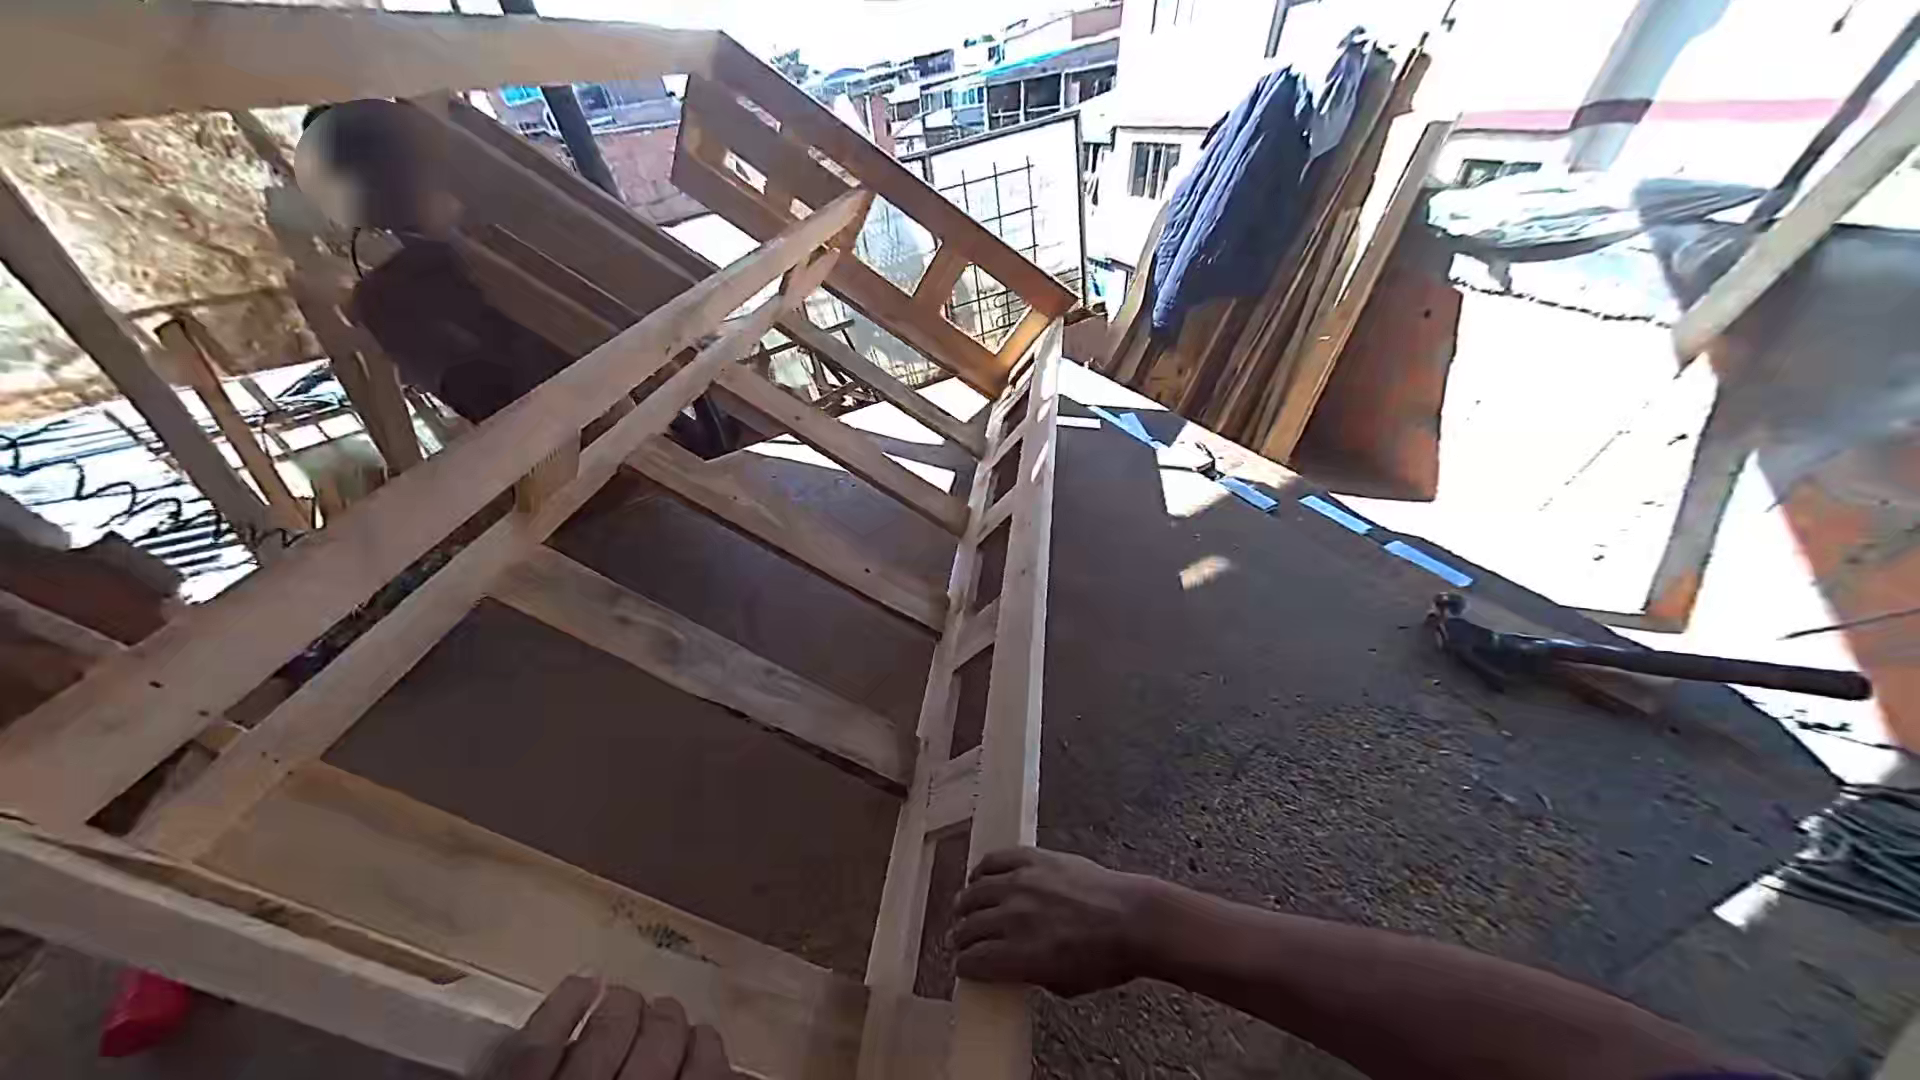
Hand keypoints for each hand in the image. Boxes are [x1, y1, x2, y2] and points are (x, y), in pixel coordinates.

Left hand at [480, 976, 733, 1079]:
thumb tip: (723, 1079)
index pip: (705, 1072)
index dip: (706, 1052)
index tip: (703, 1044)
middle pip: (661, 1041)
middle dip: (667, 1023)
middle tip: (665, 1017)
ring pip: (609, 1028)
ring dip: (625, 1008)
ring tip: (628, 1001)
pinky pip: (539, 1039)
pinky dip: (566, 1003)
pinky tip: (585, 983)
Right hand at [950, 846, 1163, 996]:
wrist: (1131, 917)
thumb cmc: (1105, 958)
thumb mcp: (1064, 984)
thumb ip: (1028, 972)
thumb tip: (1010, 964)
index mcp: (1020, 954)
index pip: (973, 959)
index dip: (962, 965)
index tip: (960, 965)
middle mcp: (1014, 916)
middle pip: (970, 925)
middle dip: (959, 936)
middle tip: (957, 938)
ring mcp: (1022, 882)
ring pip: (975, 891)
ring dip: (965, 902)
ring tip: (963, 908)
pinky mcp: (1032, 858)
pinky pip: (994, 859)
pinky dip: (981, 870)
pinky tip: (978, 877)